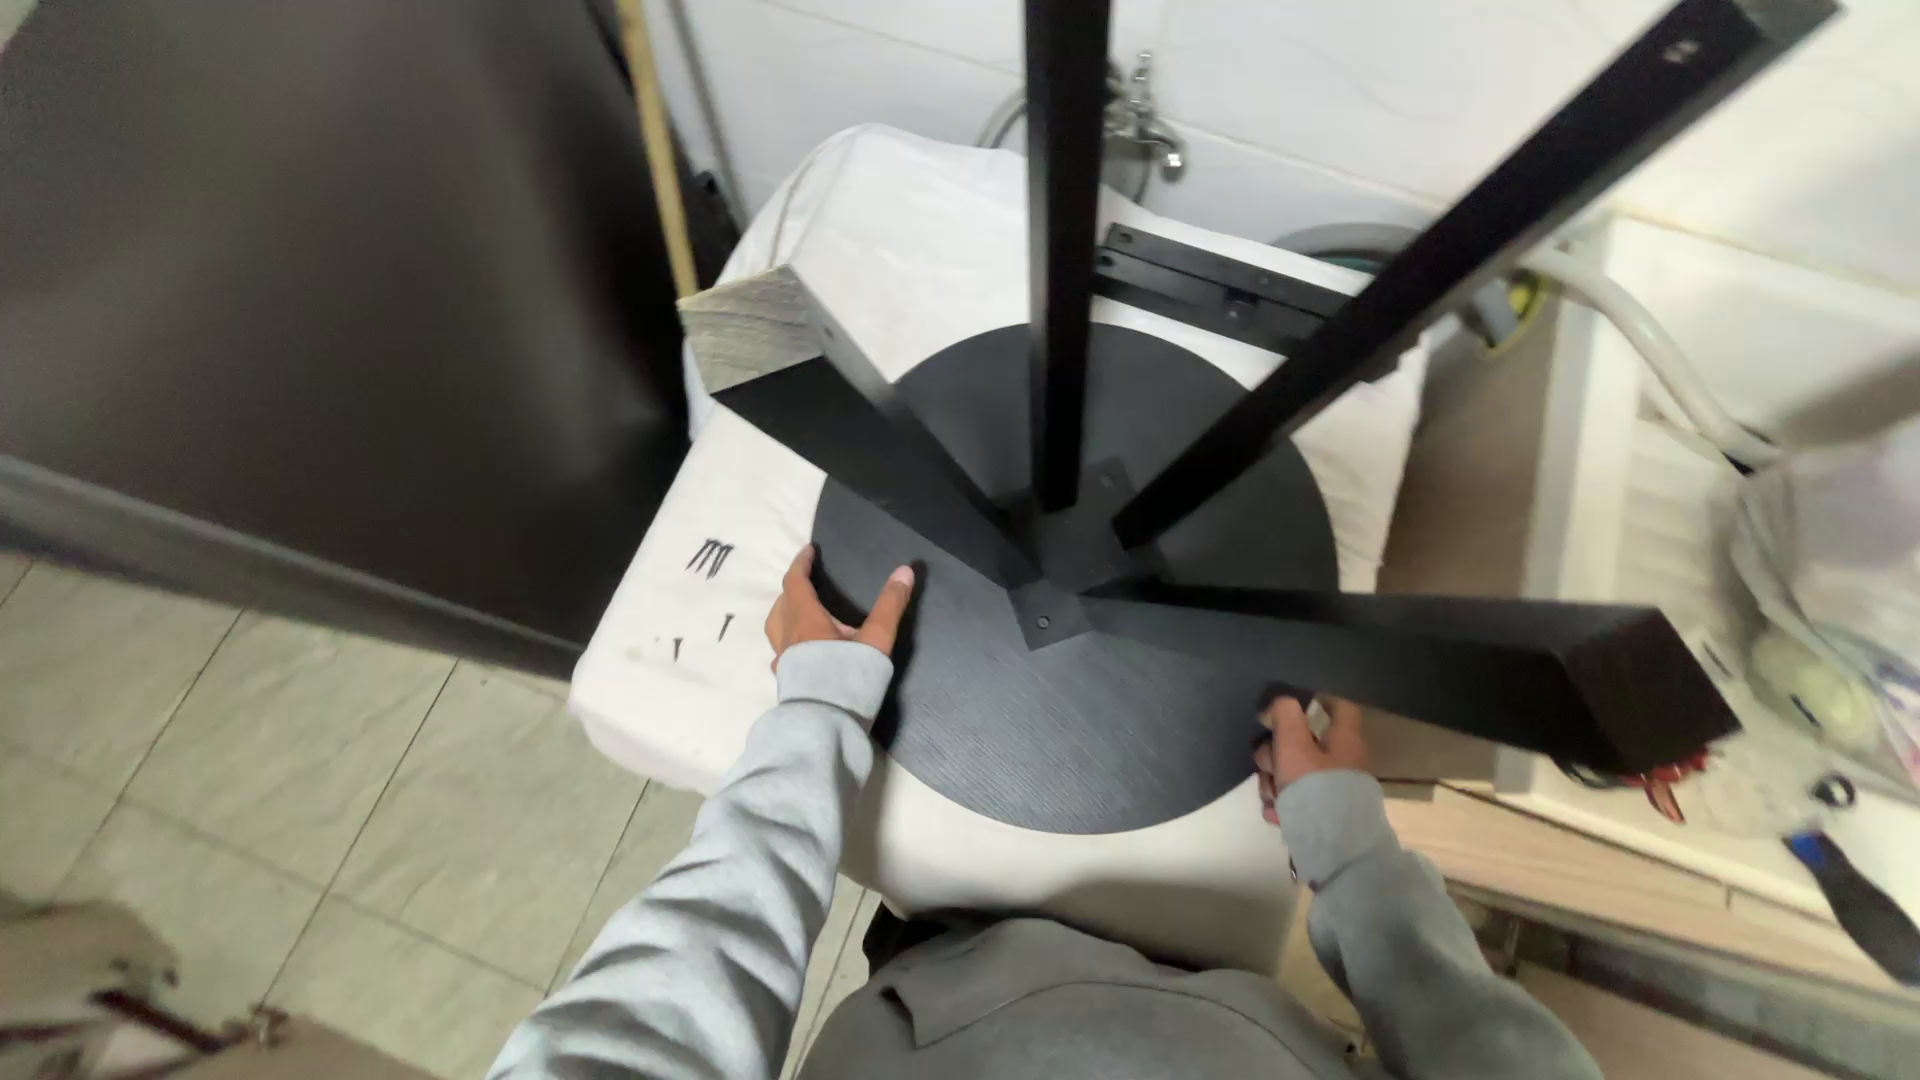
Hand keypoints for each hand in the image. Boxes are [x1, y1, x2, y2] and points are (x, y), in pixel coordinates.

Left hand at [765, 544, 915, 667]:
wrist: (826, 724)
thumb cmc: (850, 677)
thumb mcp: (876, 640)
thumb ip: (890, 605)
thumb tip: (904, 571)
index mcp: (806, 620)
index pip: (796, 583)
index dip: (801, 563)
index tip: (808, 550)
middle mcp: (788, 636)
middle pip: (782, 603)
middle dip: (793, 587)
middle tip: (807, 580)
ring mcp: (783, 660)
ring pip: (775, 626)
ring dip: (785, 611)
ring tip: (800, 611)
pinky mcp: (785, 680)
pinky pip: (780, 651)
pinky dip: (787, 640)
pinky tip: (799, 650)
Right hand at [1254, 696, 1367, 824]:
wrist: (1334, 851)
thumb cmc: (1316, 788)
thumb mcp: (1293, 744)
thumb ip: (1284, 715)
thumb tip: (1279, 703)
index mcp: (1344, 740)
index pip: (1340, 706)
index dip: (1316, 699)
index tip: (1289, 703)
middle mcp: (1341, 762)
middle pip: (1302, 742)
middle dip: (1275, 752)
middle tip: (1269, 764)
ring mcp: (1332, 789)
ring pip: (1292, 771)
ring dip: (1273, 781)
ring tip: (1273, 799)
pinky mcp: (1322, 812)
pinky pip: (1293, 797)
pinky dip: (1281, 803)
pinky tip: (1276, 814)